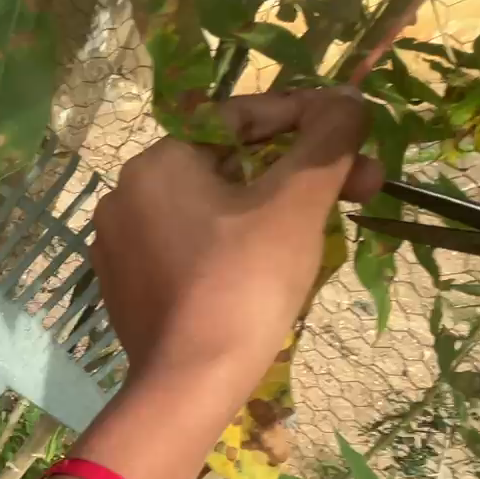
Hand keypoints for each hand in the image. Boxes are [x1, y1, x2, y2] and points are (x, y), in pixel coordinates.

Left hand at [92, 88, 382, 397]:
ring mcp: (117, 245)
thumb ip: (328, 137)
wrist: (190, 376)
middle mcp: (122, 199)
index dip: (304, 116)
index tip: (354, 132)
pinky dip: (231, 241)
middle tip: (362, 187)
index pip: (236, 117)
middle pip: (225, 164)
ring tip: (329, 224)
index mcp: (153, 165)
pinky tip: (273, 261)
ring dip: (273, 205)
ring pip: (209, 206)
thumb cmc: (244, 279)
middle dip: (298, 169)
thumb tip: (344, 102)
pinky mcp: (125, 284)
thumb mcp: (299, 197)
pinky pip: (185, 245)